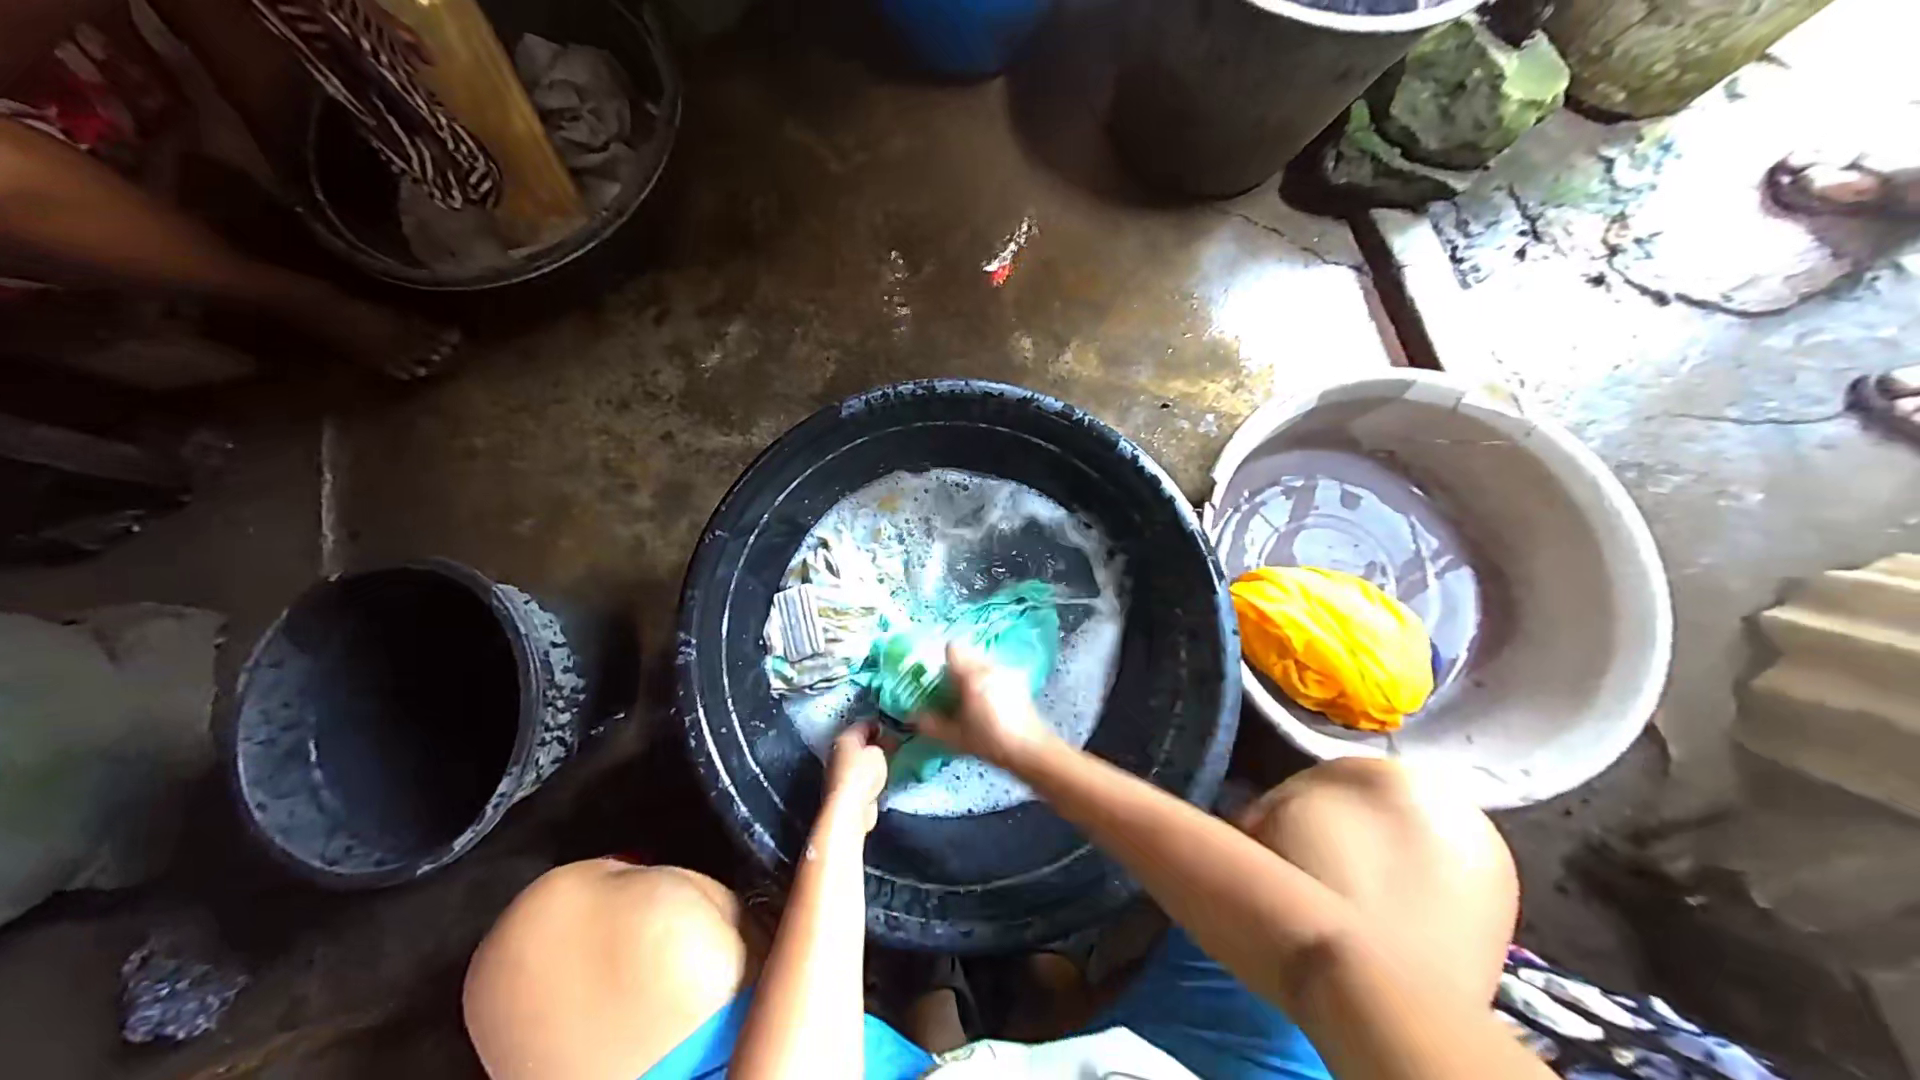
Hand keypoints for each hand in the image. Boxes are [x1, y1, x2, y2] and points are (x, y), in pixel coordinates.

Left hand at [823, 723, 887, 833]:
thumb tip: (885, 740)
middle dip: (877, 743)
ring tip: (894, 760)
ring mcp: (839, 772)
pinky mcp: (845, 790)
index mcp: (844, 738)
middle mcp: (838, 752)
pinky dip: (871, 776)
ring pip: (861, 760)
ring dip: (874, 760)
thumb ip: (882, 743)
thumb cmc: (862, 774)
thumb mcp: (878, 752)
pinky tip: (884, 777)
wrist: (849, 809)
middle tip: (897, 744)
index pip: (863, 724)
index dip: (880, 724)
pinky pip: (862, 776)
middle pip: (860, 742)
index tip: (896, 728)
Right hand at [912, 644, 1054, 769]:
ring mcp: (1007, 672)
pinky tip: (989, 703)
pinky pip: (997, 672)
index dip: (943, 659)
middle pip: (969, 654)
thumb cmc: (989, 741)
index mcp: (972, 675)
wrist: (1030, 750)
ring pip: (984, 662)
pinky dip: (990, 680)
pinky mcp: (1019, 682)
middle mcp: (990, 667)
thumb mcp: (955, 737)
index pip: (953, 648)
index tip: (938, 675)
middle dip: (958, 667)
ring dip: (975, 673)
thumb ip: (931, 724)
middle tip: (951, 689)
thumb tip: (913, 716)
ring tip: (970, 697)